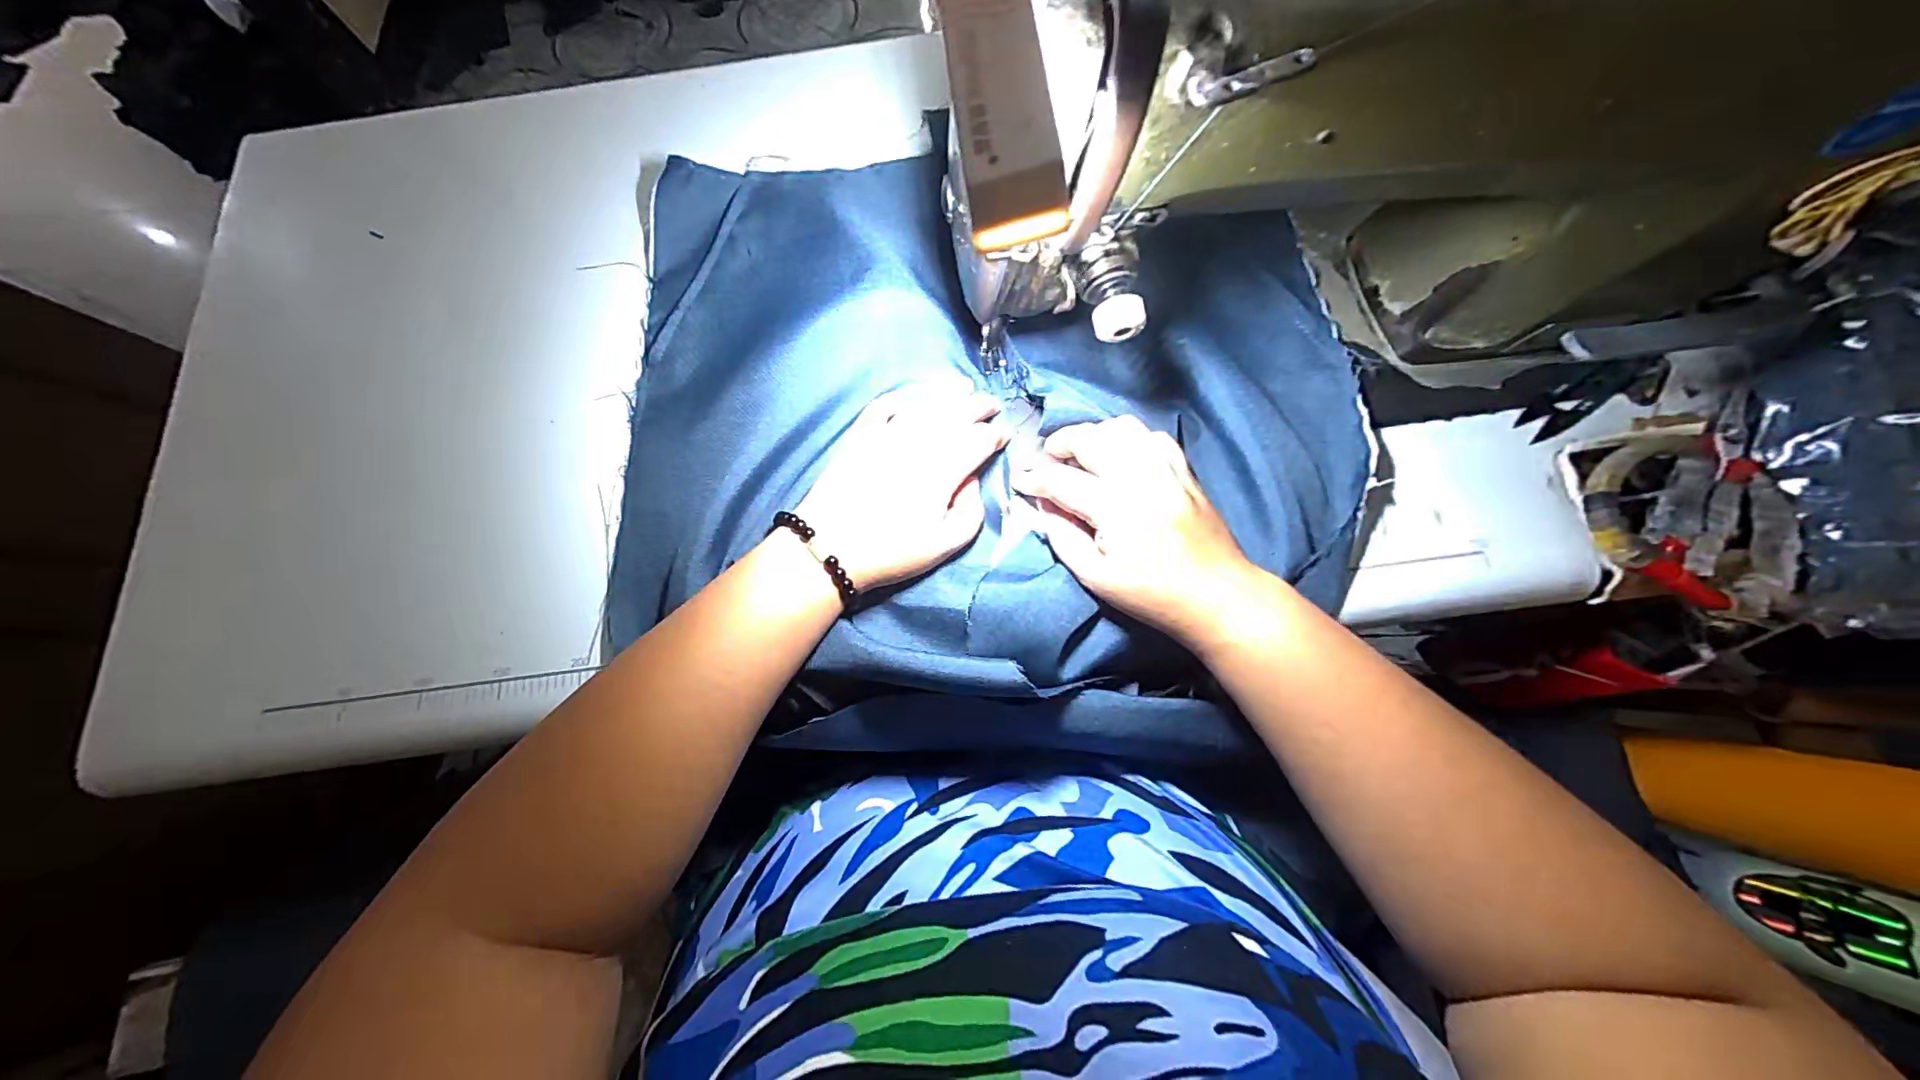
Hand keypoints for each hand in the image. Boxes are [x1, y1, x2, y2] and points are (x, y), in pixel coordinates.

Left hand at [792, 378, 1009, 590]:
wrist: (829, 547)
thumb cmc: (892, 551)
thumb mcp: (946, 544)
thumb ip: (972, 511)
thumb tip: (972, 479)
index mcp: (945, 468)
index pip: (980, 440)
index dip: (996, 434)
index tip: (1005, 434)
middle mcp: (920, 441)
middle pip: (957, 413)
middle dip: (980, 406)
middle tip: (993, 404)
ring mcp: (888, 432)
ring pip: (926, 402)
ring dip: (948, 392)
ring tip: (964, 387)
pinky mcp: (861, 433)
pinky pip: (887, 403)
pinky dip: (906, 395)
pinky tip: (916, 396)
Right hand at [1012, 415, 1262, 645]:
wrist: (1216, 594)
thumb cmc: (1152, 593)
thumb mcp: (1095, 577)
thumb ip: (1062, 535)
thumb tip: (1041, 504)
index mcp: (1114, 506)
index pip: (1061, 479)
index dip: (1033, 478)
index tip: (1019, 481)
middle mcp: (1140, 476)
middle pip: (1089, 438)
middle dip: (1058, 444)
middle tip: (1045, 461)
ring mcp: (1166, 468)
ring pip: (1121, 427)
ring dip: (1093, 435)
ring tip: (1080, 454)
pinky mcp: (1184, 469)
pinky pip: (1151, 436)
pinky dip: (1127, 438)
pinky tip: (1119, 456)